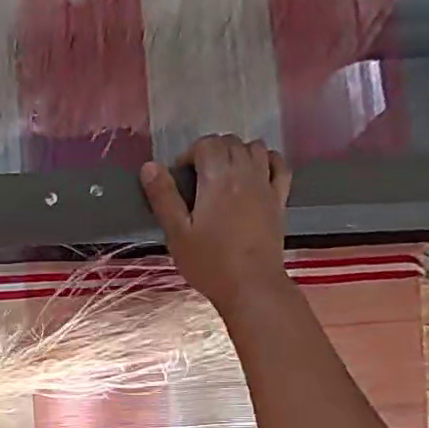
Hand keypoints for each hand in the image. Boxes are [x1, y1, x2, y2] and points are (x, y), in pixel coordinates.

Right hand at [139, 135, 293, 311]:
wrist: (250, 284)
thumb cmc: (209, 262)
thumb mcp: (177, 233)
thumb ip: (163, 197)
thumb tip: (150, 166)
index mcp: (218, 178)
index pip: (206, 145)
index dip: (189, 155)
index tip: (179, 177)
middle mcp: (245, 172)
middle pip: (231, 143)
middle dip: (211, 151)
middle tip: (196, 178)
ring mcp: (266, 184)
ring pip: (255, 148)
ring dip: (237, 153)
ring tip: (222, 175)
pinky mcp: (279, 199)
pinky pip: (279, 166)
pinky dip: (267, 160)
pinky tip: (257, 172)